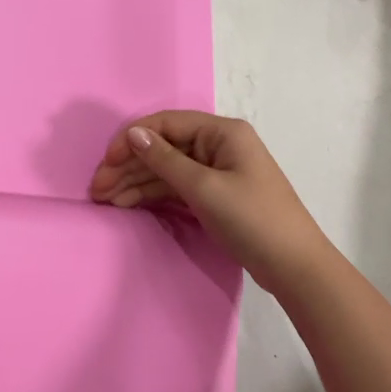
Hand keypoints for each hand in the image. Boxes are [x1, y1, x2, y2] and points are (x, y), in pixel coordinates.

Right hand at [89, 111, 331, 275]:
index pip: (165, 124)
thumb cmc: (252, 219)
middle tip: (96, 189)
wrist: (294, 267)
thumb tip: (133, 133)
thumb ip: (164, 160)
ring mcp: (217, 171)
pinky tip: (127, 203)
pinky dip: (151, 194)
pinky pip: (175, 186)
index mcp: (222, 132)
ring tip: (104, 200)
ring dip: (134, 182)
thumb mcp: (203, 188)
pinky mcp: (215, 195)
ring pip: (166, 169)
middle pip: (163, 147)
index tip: (106, 163)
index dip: (131, 140)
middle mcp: (219, 145)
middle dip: (128, 166)